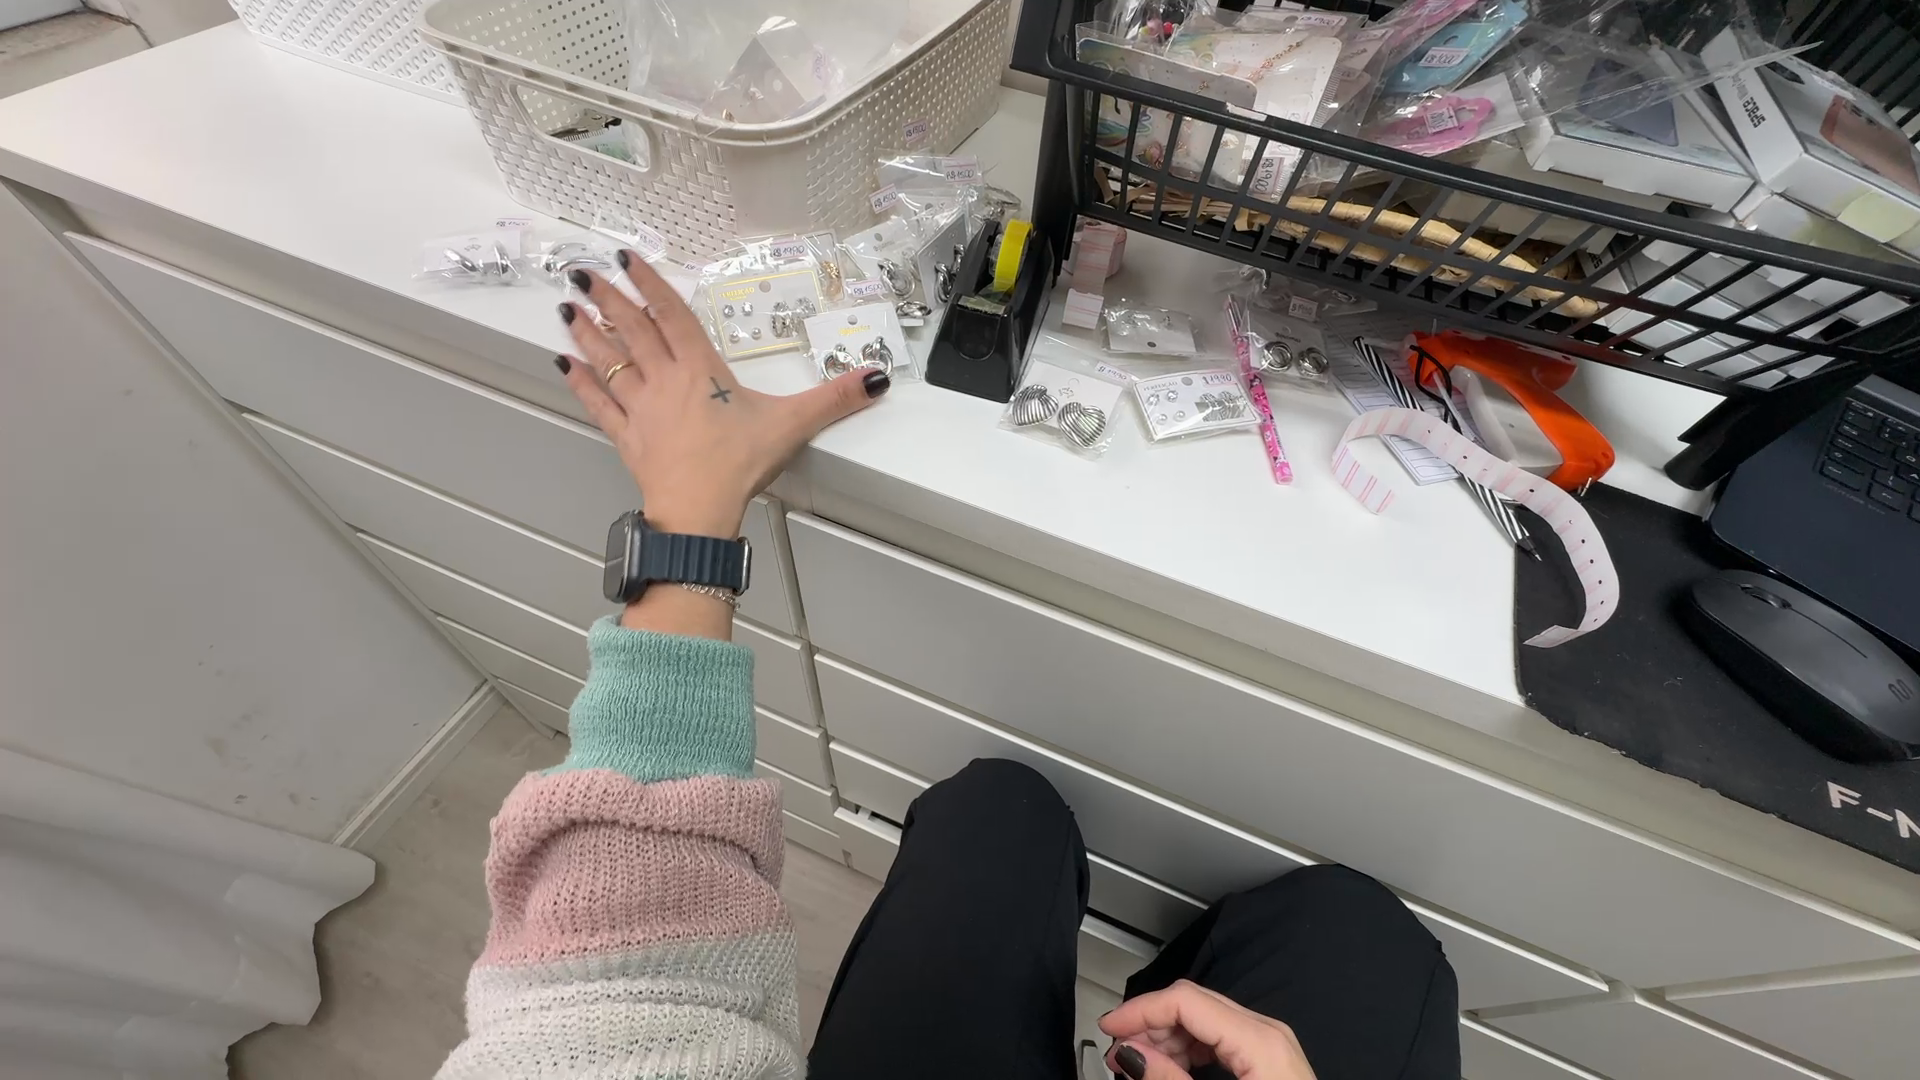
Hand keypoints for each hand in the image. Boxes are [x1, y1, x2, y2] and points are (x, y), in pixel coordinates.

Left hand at [555, 253, 887, 540]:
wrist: (700, 509)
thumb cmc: (740, 463)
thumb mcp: (792, 425)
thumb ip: (833, 399)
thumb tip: (875, 378)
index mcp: (701, 371)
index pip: (672, 317)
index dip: (651, 286)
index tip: (626, 260)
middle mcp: (664, 381)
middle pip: (632, 331)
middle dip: (608, 300)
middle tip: (583, 273)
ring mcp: (641, 409)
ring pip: (609, 362)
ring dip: (588, 333)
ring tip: (568, 306)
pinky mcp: (628, 437)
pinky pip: (600, 404)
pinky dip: (583, 383)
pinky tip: (566, 364)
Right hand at [1102, 980, 1316, 1079]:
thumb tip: (1127, 1053)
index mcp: (1260, 1041)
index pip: (1184, 1000)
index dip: (1140, 1010)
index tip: (1108, 1028)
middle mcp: (1267, 1031)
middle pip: (1192, 1003)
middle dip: (1150, 1023)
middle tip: (1118, 1053)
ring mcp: (1271, 1043)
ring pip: (1203, 1018)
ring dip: (1166, 1036)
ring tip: (1139, 1064)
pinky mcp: (1269, 1058)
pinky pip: (1219, 1037)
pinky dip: (1189, 1047)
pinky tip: (1170, 1067)